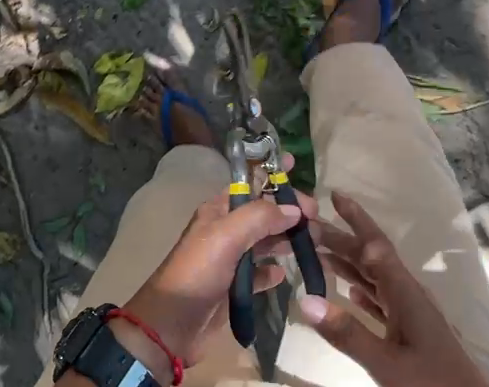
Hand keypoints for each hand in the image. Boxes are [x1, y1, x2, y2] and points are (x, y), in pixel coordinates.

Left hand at [113, 187, 320, 380]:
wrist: (172, 324)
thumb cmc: (197, 272)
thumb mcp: (226, 236)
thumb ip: (259, 217)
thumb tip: (292, 208)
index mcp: (218, 210)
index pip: (248, 182)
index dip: (268, 171)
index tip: (294, 163)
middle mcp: (225, 230)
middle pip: (261, 212)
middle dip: (287, 210)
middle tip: (316, 217)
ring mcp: (229, 259)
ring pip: (264, 241)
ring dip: (287, 239)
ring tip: (315, 242)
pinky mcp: (234, 288)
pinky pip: (259, 273)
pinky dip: (273, 270)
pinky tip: (286, 273)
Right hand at [298, 191, 488, 386]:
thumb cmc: (433, 385)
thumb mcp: (387, 364)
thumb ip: (347, 332)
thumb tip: (304, 298)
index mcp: (406, 293)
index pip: (375, 244)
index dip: (355, 218)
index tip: (333, 194)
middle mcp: (409, 296)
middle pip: (371, 259)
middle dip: (342, 241)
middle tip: (309, 228)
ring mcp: (413, 316)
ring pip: (376, 279)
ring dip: (349, 265)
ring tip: (320, 254)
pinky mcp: (413, 335)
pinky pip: (383, 302)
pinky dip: (364, 292)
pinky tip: (350, 295)